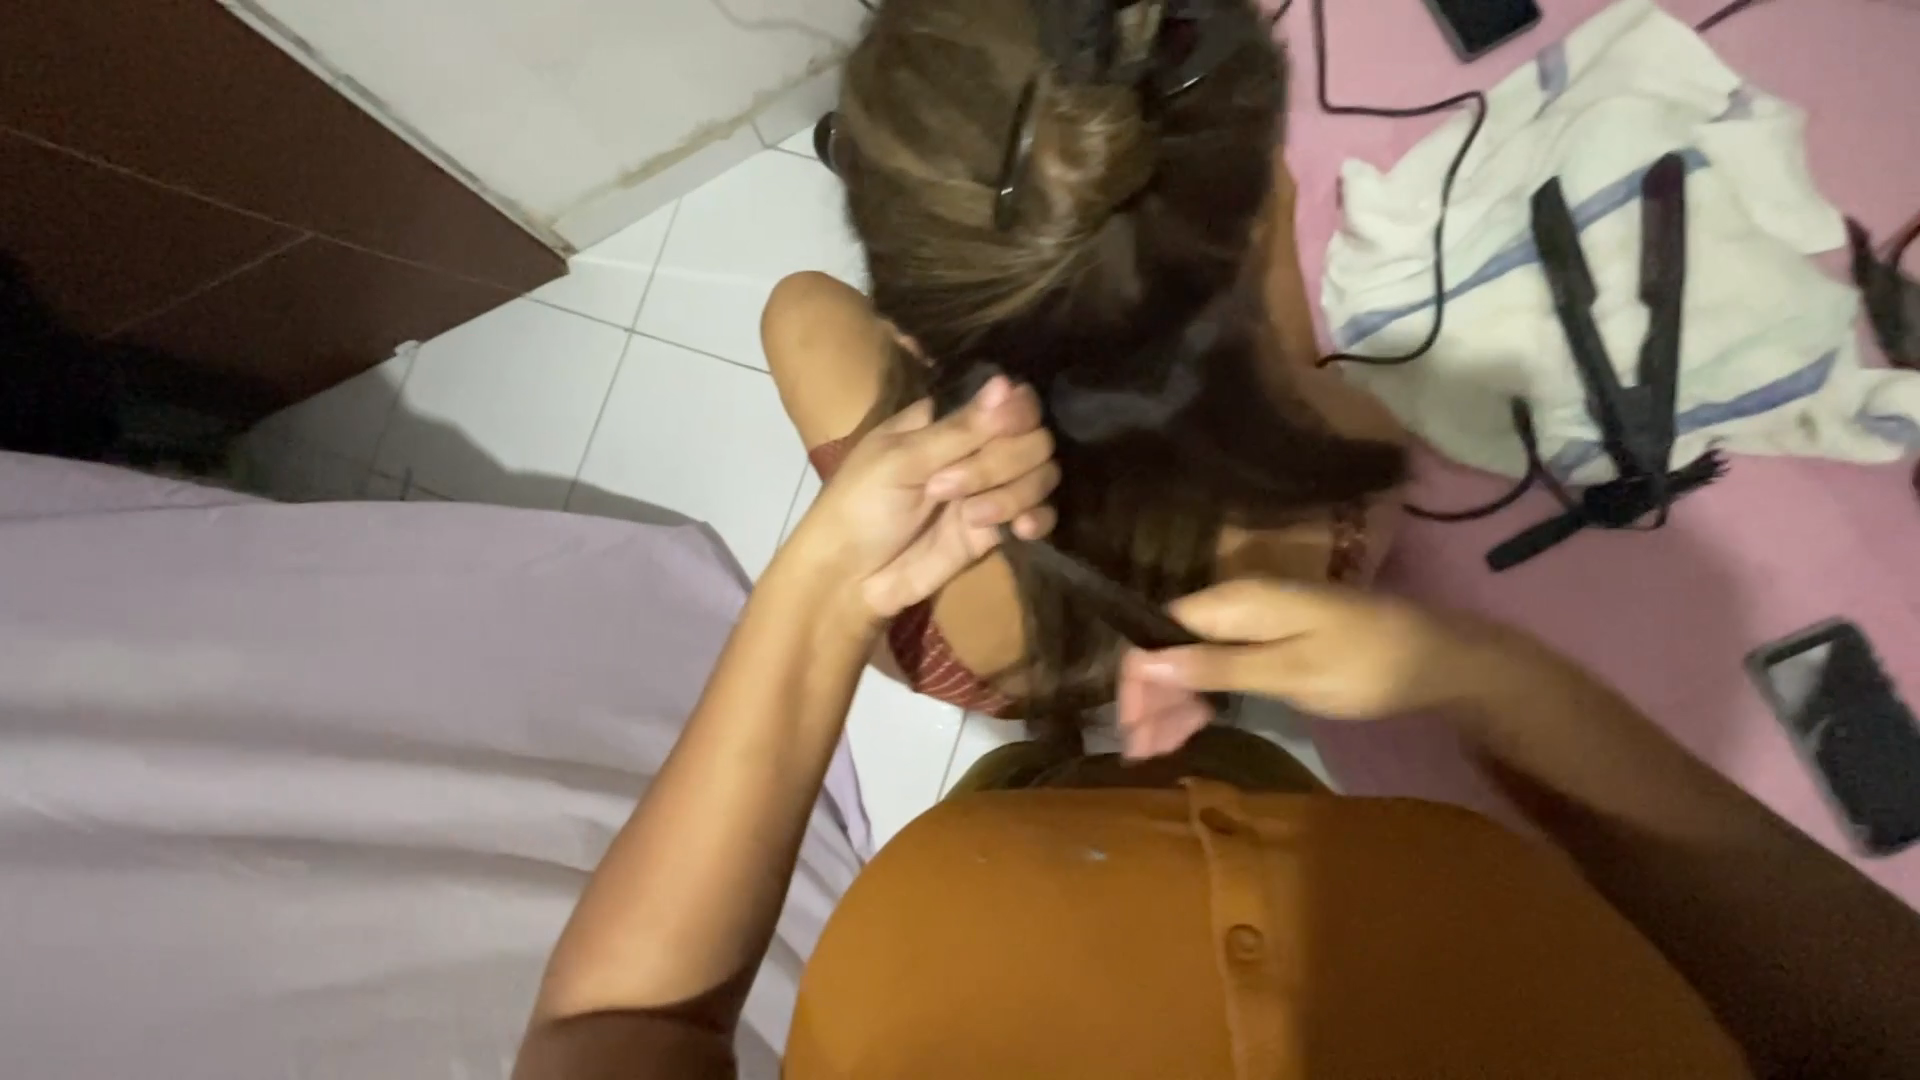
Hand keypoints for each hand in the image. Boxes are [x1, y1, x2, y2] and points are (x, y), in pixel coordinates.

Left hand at [786, 376, 1057, 621]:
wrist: (850, 578)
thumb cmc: (861, 506)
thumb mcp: (902, 460)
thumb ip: (960, 429)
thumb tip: (1009, 383)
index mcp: (947, 421)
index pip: (1009, 401)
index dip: (1015, 414)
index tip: (1001, 429)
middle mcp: (976, 449)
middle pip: (1032, 438)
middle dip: (1001, 462)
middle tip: (947, 488)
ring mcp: (989, 490)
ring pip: (1041, 475)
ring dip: (1014, 493)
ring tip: (972, 517)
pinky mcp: (996, 529)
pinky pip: (1039, 514)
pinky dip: (1038, 518)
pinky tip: (1020, 530)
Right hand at [1116, 579, 1493, 759]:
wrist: (1438, 658)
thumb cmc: (1366, 663)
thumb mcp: (1291, 671)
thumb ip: (1217, 665)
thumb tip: (1147, 662)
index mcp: (1233, 603)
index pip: (1158, 635)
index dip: (1138, 680)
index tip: (1129, 727)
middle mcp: (1231, 607)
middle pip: (1170, 650)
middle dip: (1150, 699)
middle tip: (1136, 751)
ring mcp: (1247, 625)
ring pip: (1189, 663)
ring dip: (1170, 705)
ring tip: (1152, 751)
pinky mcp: (1263, 642)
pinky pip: (1215, 668)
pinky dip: (1199, 699)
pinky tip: (1188, 728)